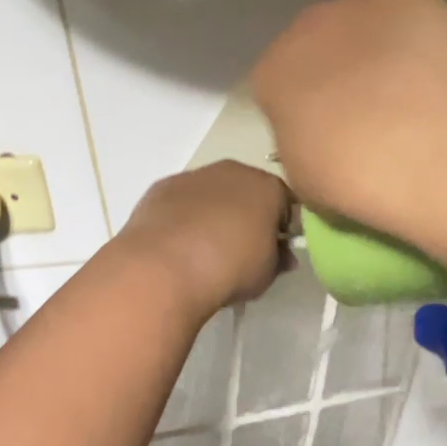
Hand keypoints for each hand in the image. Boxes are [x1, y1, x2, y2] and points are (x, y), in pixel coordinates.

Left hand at [114, 162, 291, 311]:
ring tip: (205, 250)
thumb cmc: (230, 268)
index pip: (286, 203)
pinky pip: (182, 201)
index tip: (274, 251)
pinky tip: (178, 244)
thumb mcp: (267, 274)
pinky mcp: (161, 187)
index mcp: (267, 187)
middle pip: (247, 191)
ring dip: (213, 213)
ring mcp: (193, 176)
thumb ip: (279, 259)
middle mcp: (232, 171)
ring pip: (212, 193)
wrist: (166, 268)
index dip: (282, 229)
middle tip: (241, 250)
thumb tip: (284, 256)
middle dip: (247, 215)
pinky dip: (183, 217)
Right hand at [250, 0, 446, 231]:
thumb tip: (318, 138)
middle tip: (373, 116)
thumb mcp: (305, 180)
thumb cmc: (352, 175)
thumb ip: (301, 147)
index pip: (279, 88)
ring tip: (413, 95)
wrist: (420, 142)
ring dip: (380, 54)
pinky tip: (438, 74)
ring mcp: (357, 5)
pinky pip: (409, 18)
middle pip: (319, 48)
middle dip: (340, 74)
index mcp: (271, 75)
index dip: (306, 112)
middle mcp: (305, 27)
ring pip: (365, 28)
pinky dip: (421, 39)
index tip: (330, 138)